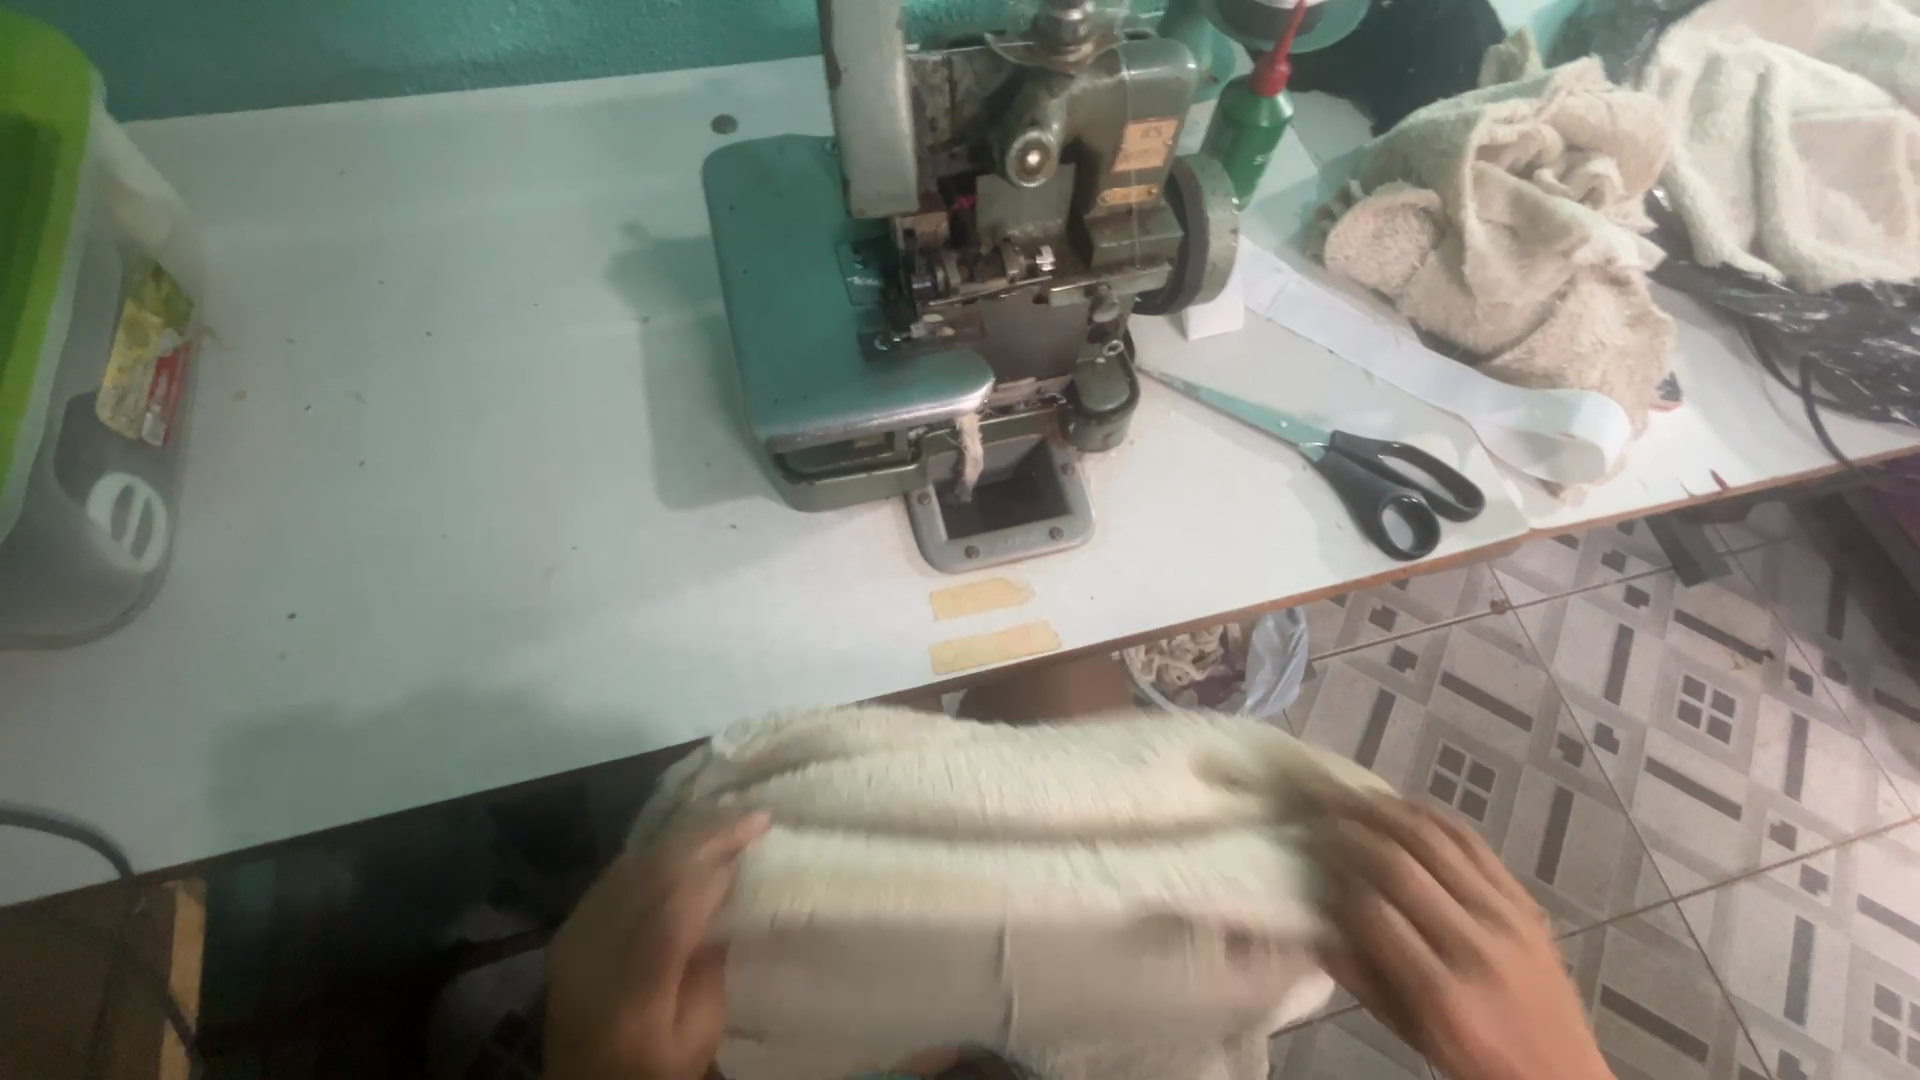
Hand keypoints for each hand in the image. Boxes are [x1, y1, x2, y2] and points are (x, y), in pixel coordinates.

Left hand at [544, 813, 771, 1079]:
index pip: (677, 901)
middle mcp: (595, 953)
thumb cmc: (651, 1071)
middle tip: (752, 816)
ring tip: (726, 822)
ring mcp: (575, 937)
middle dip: (707, 834)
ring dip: (683, 837)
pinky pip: (616, 873)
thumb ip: (713, 965)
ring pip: (635, 862)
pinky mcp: (568, 930)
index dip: (719, 856)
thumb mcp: (699, 1035)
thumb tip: (727, 895)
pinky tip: (684, 845)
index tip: (760, 829)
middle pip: (654, 871)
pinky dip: (656, 852)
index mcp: (634, 991)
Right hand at [1312, 794, 1610, 1079]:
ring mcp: (1506, 918)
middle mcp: (1475, 948)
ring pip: (1435, 842)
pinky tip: (1399, 804)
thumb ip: (1355, 973)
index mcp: (1441, 994)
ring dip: (1384, 811)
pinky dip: (1430, 815)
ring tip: (1348, 793)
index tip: (1307, 851)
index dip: (1334, 875)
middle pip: (1400, 867)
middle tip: (1316, 807)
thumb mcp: (1405, 1028)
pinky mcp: (1524, 900)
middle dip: (1350, 830)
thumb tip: (1311, 917)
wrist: (1564, 1077)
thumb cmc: (1470, 1057)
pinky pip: (1472, 842)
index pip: (1372, 912)